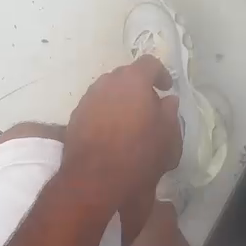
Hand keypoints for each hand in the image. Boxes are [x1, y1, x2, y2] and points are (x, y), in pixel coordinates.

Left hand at [62, 56, 181, 212]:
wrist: (94, 181)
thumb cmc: (138, 156)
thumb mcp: (167, 137)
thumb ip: (170, 112)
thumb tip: (168, 100)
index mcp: (134, 80)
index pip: (149, 63)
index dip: (160, 74)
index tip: (166, 89)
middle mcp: (108, 81)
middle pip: (127, 76)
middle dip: (139, 88)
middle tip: (149, 109)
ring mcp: (89, 98)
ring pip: (109, 91)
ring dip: (120, 101)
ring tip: (129, 125)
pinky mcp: (75, 116)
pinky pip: (95, 107)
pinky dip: (105, 114)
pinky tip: (111, 136)